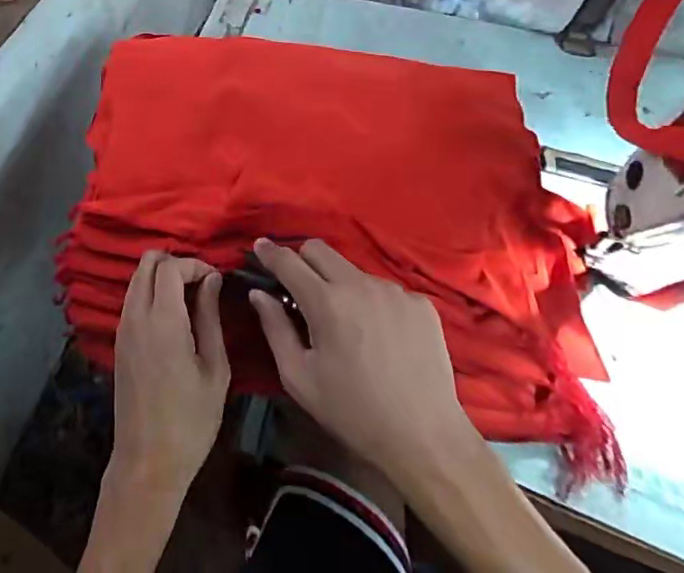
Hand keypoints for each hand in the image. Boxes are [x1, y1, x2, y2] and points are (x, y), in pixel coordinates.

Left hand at [110, 252, 228, 495]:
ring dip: (161, 276)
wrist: (148, 462)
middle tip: (202, 282)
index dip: (195, 263)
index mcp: (161, 320)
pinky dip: (151, 293)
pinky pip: (132, 300)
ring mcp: (122, 330)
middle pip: (146, 264)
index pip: (170, 267)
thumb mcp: (214, 368)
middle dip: (175, 262)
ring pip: (136, 280)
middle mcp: (135, 317)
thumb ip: (210, 317)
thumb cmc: (191, 419)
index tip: (216, 279)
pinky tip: (174, 315)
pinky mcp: (118, 343)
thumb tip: (211, 280)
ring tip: (191, 296)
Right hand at [248, 239, 477, 481]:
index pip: (289, 261)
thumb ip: (275, 328)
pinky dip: (374, 304)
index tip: (260, 246)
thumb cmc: (353, 412)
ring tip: (348, 325)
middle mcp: (360, 284)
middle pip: (320, 250)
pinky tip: (382, 338)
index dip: (270, 252)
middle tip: (299, 289)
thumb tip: (259, 293)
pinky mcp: (421, 303)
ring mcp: (395, 291)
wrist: (424, 438)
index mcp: (326, 302)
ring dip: (341, 286)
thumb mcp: (300, 378)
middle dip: (303, 261)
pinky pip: (386, 291)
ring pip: (354, 271)